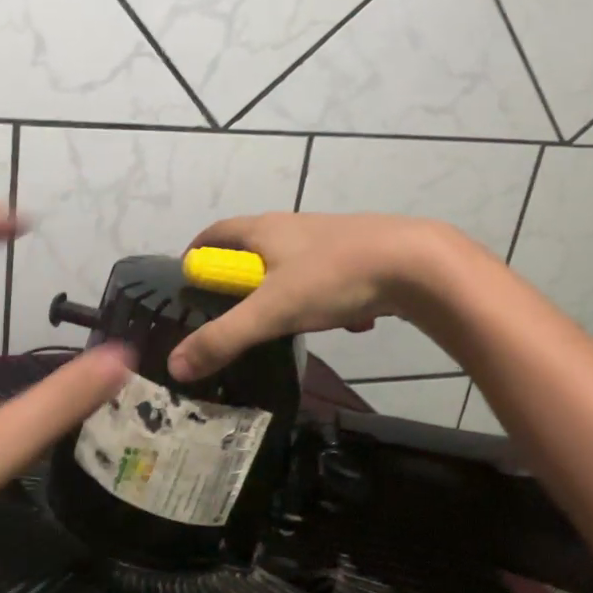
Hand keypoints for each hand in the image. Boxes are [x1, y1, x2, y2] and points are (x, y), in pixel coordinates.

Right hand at [168, 212, 453, 380]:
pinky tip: (342, 323)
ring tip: (286, 324)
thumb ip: (223, 339)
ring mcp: (330, 238)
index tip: (187, 280)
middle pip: (254, 248)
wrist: (416, 264)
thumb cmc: (332, 277)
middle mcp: (294, 226)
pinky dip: (327, 299)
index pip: (216, 231)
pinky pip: (331, 278)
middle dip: (241, 279)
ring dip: (285, 291)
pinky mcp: (360, 254)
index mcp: (265, 229)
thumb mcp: (271, 312)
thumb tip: (176, 366)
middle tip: (232, 311)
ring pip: (295, 265)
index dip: (197, 253)